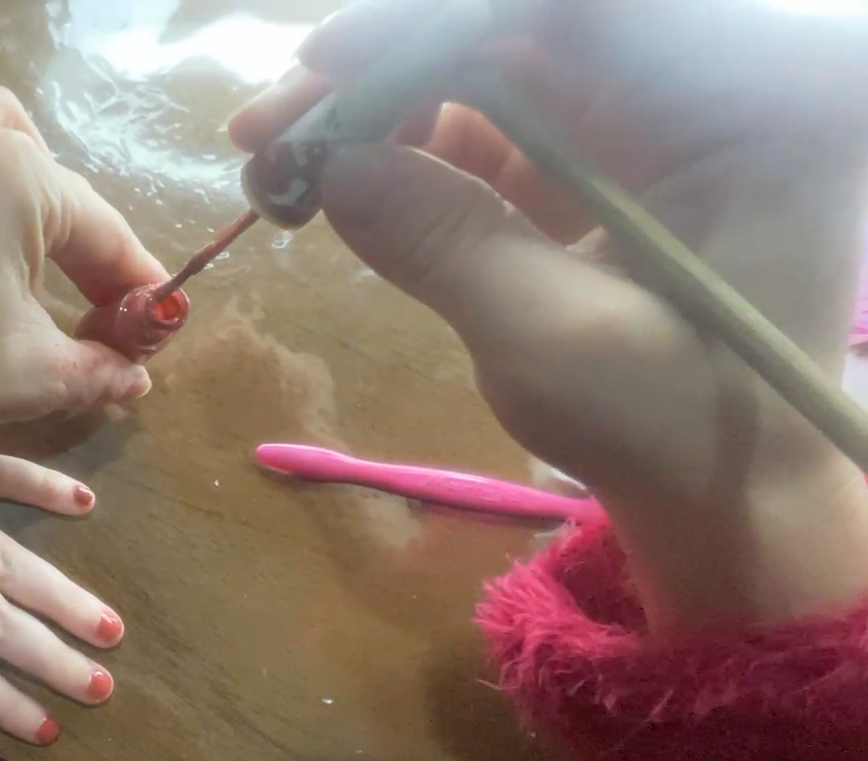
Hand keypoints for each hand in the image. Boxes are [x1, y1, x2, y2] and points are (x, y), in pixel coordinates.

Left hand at [0, 87, 165, 475]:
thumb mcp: (35, 376)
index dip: (135, 281)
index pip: (100, 230)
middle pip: (54, 186)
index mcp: (15, 177)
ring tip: (34, 256)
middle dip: (83, 246)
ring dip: (30, 191)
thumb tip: (138, 376)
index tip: (156, 323)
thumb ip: (102, 369)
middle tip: (93, 308)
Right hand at [233, 0, 867, 626]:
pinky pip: (474, 129)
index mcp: (744, 98)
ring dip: (372, 112)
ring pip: (480, 73)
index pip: (571, 11)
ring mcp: (634, 116)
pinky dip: (395, 153)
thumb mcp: (550, 336)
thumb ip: (447, 243)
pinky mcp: (581, 160)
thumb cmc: (665, 415)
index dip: (429, 25)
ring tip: (283, 169)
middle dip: (378, 74)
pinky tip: (336, 185)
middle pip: (510, 33)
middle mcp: (697, 79)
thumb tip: (333, 171)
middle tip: (264, 132)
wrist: (717, 466)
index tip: (315, 66)